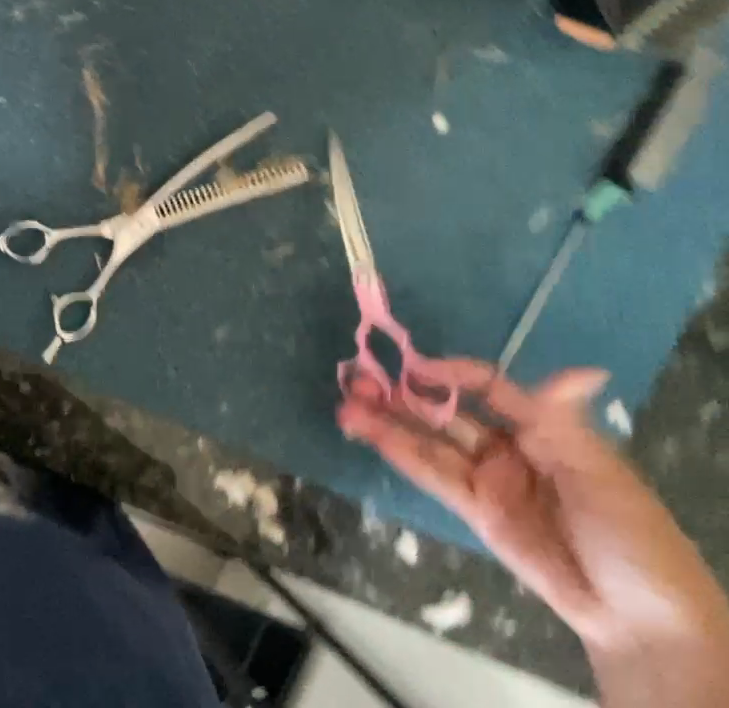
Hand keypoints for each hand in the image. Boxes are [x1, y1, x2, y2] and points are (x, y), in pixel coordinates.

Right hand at [340, 362, 728, 701]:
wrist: (636, 615)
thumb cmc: (630, 535)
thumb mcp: (601, 474)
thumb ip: (565, 424)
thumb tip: (580, 371)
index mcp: (548, 432)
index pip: (491, 389)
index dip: (452, 374)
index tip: (412, 367)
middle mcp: (511, 448)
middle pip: (448, 412)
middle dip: (403, 393)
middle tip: (358, 379)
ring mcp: (488, 479)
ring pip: (428, 440)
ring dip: (387, 421)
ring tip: (346, 406)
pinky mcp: (471, 507)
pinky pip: (429, 473)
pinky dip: (397, 451)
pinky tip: (366, 433)